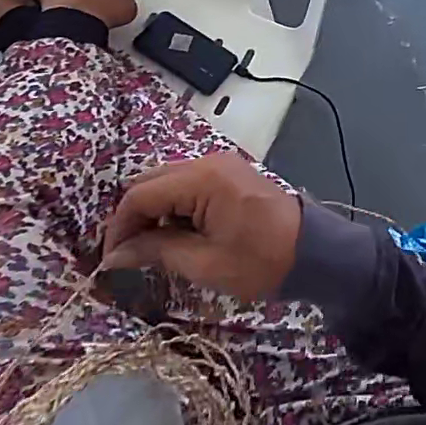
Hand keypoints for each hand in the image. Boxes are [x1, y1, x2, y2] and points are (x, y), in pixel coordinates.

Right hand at [100, 154, 300, 299]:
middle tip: (129, 255)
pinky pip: (190, 184)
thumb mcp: (204, 263)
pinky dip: (176, 206)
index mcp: (203, 178)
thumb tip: (115, 255)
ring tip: (152, 248)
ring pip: (169, 182)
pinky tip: (177, 234)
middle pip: (151, 182)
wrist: (313, 252)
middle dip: (134, 217)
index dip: (119, 227)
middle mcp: (210, 162)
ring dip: (155, 211)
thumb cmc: (260, 261)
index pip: (140, 195)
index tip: (112, 259)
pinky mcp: (232, 175)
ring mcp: (223, 165)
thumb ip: (156, 251)